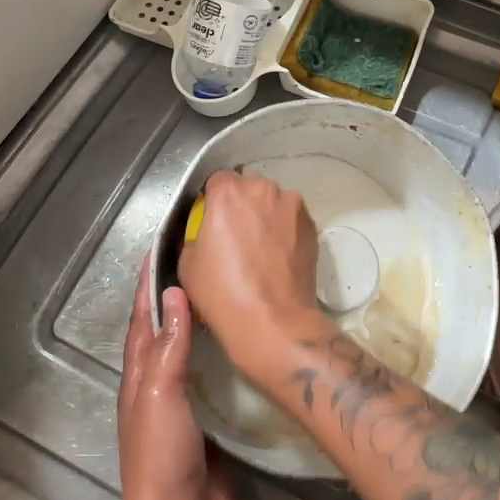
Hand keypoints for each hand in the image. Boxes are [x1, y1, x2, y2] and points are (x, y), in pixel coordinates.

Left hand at [119, 264, 232, 499]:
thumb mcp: (160, 394)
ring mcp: (186, 400)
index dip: (149, 283)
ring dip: (207, 320)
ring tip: (232, 289)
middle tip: (206, 260)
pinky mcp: (213, 415)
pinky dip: (228, 351)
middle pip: (168, 328)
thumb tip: (174, 291)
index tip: (162, 246)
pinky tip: (248, 340)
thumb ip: (168, 346)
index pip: (142, 317)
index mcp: (140, 374)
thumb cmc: (162, 453)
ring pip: (195, 348)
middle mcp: (160, 381)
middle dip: (180, 294)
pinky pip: (218, 373)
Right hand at [179, 169, 320, 366]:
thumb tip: (205, 230)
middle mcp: (263, 188)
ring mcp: (292, 203)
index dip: (214, 197)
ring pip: (273, 200)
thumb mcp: (188, 263)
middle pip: (249, 186)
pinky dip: (285, 228)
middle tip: (237, 233)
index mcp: (229, 193)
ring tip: (262, 247)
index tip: (213, 218)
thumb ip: (195, 234)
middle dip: (242, 203)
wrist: (273, 320)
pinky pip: (291, 217)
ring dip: (266, 214)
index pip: (218, 179)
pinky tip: (279, 255)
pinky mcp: (311, 222)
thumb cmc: (223, 292)